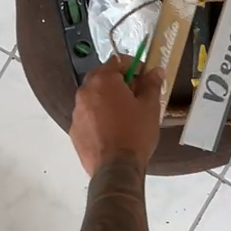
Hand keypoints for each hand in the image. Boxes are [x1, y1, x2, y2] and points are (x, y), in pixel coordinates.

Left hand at [69, 58, 163, 176]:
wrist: (116, 169)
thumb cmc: (135, 132)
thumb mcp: (150, 107)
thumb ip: (151, 84)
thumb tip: (155, 71)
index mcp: (103, 80)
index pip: (118, 61)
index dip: (134, 66)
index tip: (146, 77)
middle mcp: (85, 92)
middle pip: (102, 77)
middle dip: (119, 81)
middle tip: (136, 94)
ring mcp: (76, 112)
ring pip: (94, 97)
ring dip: (107, 98)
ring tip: (124, 114)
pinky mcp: (74, 131)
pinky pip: (88, 115)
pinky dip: (98, 116)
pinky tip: (112, 130)